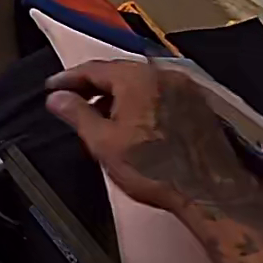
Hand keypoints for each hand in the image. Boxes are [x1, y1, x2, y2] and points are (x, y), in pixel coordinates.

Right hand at [44, 59, 256, 215]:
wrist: (209, 194)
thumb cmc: (156, 169)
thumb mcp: (102, 141)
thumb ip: (76, 113)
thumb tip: (57, 98)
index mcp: (136, 78)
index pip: (92, 69)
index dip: (67, 79)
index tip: (53, 88)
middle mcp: (163, 76)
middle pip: (118, 73)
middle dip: (92, 87)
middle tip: (71, 101)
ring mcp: (185, 89)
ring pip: (139, 84)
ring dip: (116, 96)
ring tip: (98, 117)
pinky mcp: (198, 106)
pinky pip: (158, 95)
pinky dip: (139, 103)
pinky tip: (129, 124)